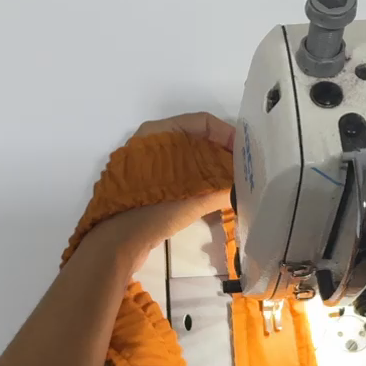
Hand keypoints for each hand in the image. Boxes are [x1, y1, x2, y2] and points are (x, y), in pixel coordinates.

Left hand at [83, 113, 234, 272]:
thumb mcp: (195, 195)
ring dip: (211, 174)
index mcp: (159, 133)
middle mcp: (151, 144)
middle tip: (245, 174)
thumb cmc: (154, 208)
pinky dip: (197, 186)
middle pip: (197, 142)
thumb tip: (244, 185)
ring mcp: (146, 167)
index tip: (248, 156)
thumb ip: (223, 186)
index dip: (229, 137)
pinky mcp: (146, 189)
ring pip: (188, 162)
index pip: (204, 123)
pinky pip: (178, 179)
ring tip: (233, 189)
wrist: (117, 241)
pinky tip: (213, 201)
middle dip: (223, 157)